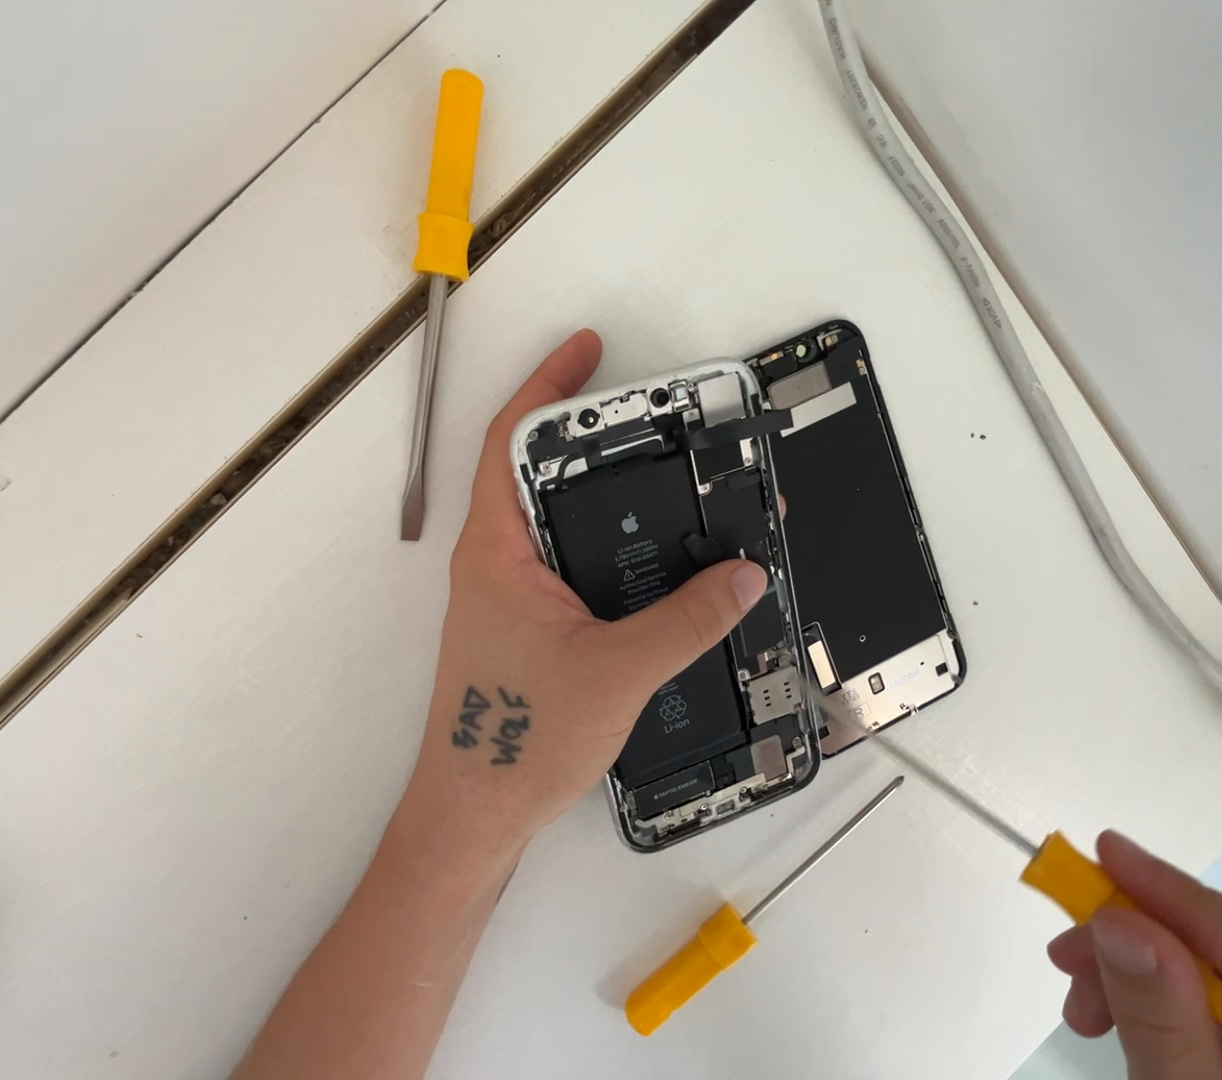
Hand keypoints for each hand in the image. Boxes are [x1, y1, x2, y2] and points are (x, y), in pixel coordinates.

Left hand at [400, 329, 767, 857]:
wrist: (474, 814)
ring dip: (594, 491)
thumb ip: (687, 620)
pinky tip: (645, 558)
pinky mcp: (523, 624)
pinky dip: (599, 542)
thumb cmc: (520, 741)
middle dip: (585, 432)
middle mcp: (494, 561)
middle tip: (645, 413)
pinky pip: (562, 560)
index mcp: (497, 550)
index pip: (512, 441)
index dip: (549, 386)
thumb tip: (746, 578)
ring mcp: (506, 593)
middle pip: (534, 470)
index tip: (589, 350)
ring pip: (550, 517)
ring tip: (656, 476)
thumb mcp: (617, 672)